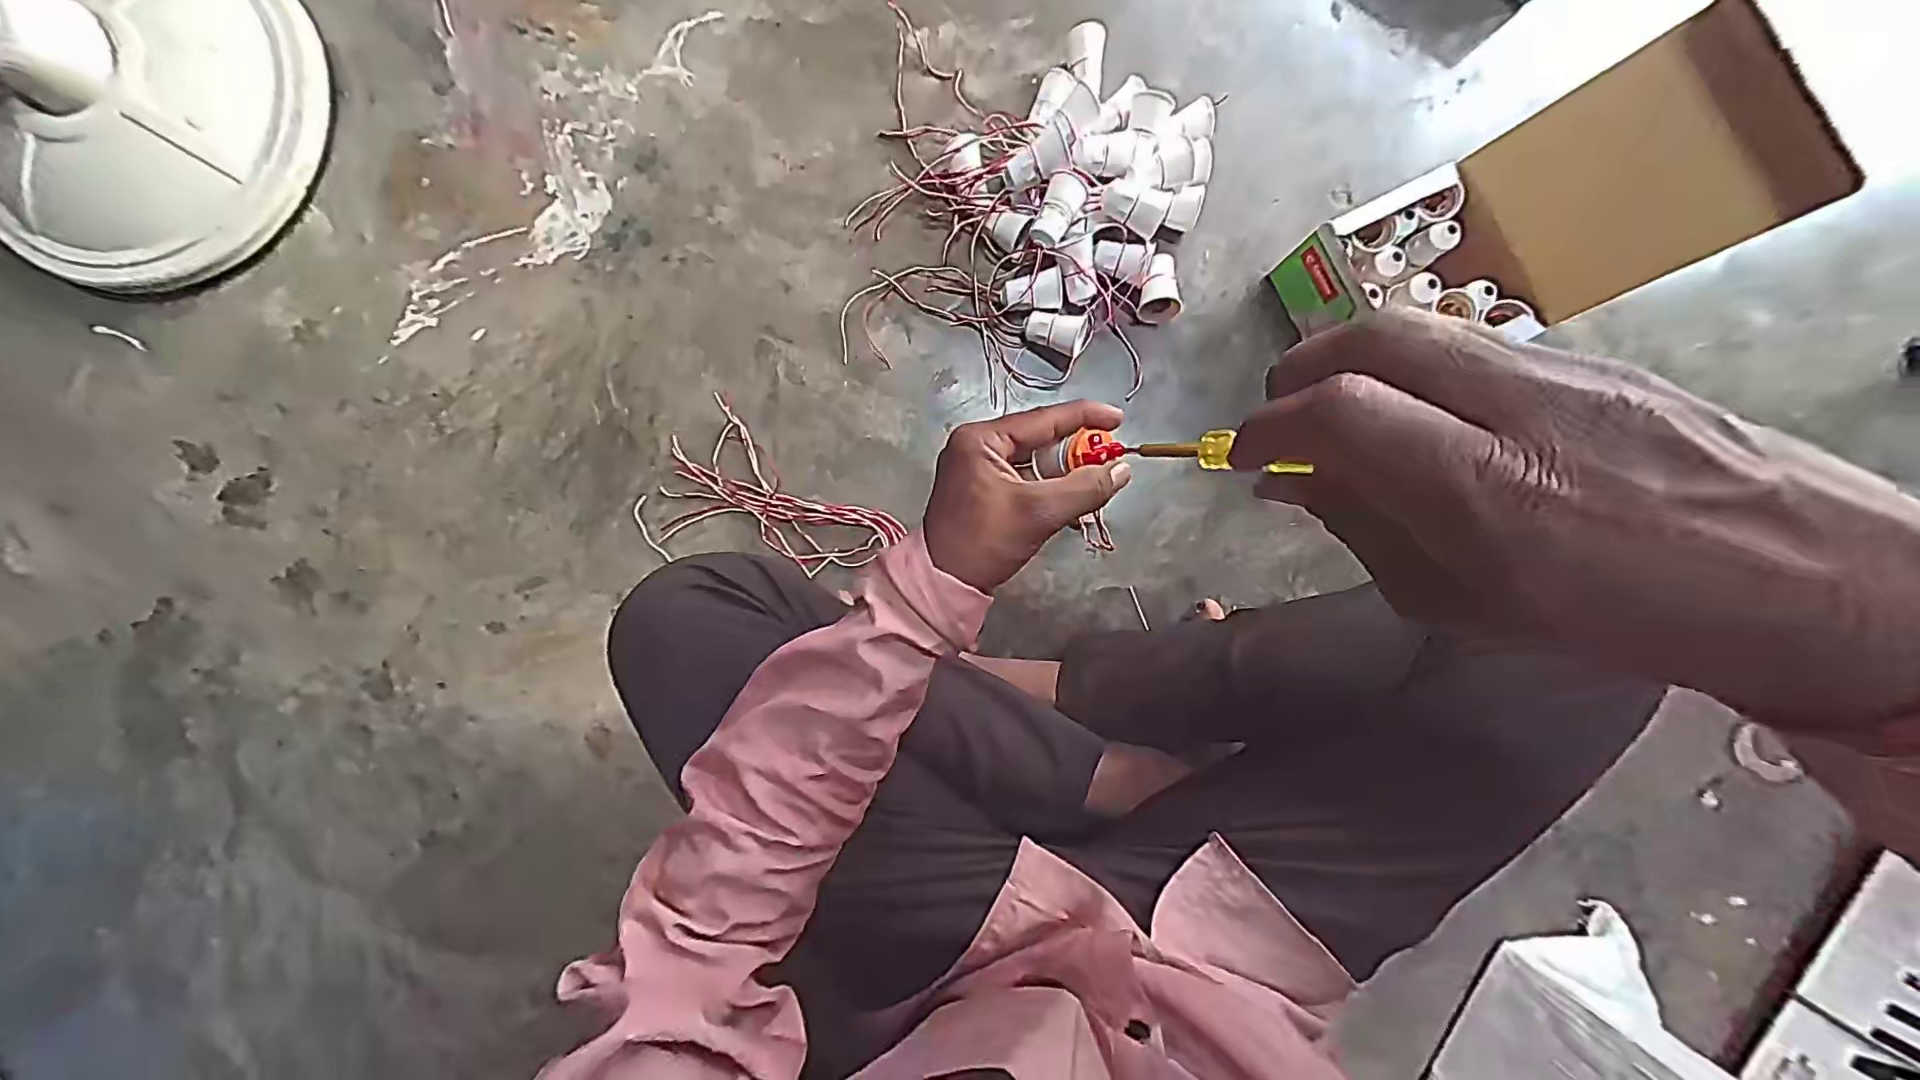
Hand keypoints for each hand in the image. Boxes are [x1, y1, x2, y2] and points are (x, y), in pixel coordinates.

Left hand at [925, 401, 1131, 592]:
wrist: (944, 582)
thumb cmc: (983, 543)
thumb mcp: (1039, 512)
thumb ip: (1085, 488)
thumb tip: (1121, 470)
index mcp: (980, 439)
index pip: (1043, 418)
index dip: (1085, 417)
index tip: (1117, 419)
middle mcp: (975, 445)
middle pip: (1039, 440)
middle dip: (1074, 453)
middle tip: (1106, 462)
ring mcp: (976, 468)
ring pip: (1033, 461)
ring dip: (1063, 476)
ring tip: (1088, 489)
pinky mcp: (981, 489)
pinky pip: (1023, 479)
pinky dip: (1047, 489)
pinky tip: (1067, 504)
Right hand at [1231, 309, 1919, 730]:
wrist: (1808, 581)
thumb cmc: (1608, 618)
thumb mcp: (1454, 598)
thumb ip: (1360, 528)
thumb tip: (1287, 483)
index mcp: (1482, 489)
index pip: (1339, 413)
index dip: (1270, 426)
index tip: (1244, 455)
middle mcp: (1517, 409)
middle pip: (1368, 339)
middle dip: (1297, 371)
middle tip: (1278, 416)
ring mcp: (1560, 370)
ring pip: (1413, 328)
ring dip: (1345, 363)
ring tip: (1333, 413)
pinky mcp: (1588, 358)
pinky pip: (1461, 345)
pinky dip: (1401, 370)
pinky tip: (1409, 416)